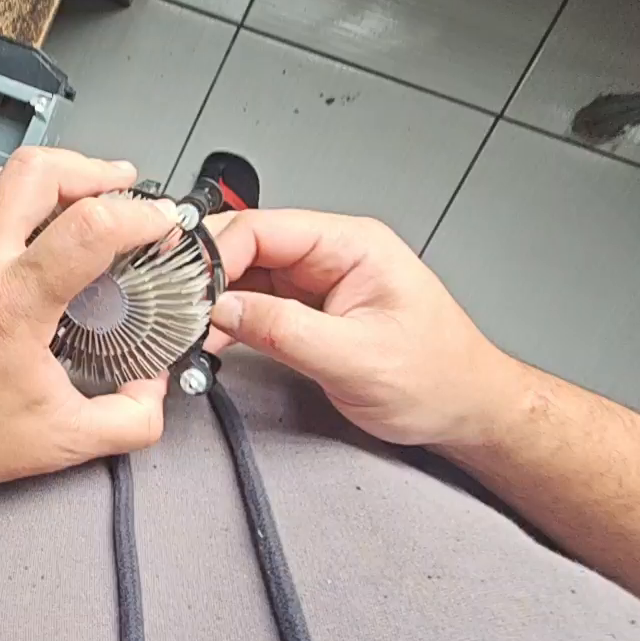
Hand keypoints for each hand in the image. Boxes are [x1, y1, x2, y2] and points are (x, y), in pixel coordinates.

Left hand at [0, 148, 181, 526]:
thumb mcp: (61, 441)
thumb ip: (130, 419)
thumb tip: (155, 390)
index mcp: (10, 307)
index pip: (88, 226)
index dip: (140, 214)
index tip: (159, 223)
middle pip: (34, 171)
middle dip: (91, 168)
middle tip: (120, 185)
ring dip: (46, 177)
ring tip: (77, 196)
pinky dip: (9, 202)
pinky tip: (28, 229)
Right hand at [205, 209, 528, 447]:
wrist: (464, 411)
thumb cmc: (438, 380)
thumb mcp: (357, 358)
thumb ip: (283, 329)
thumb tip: (222, 309)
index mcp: (351, 246)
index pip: (262, 229)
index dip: (217, 255)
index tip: (188, 290)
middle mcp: (328, 256)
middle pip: (243, 247)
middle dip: (205, 276)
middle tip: (176, 308)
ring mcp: (311, 282)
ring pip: (239, 276)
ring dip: (209, 303)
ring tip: (187, 330)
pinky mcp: (300, 309)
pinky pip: (247, 304)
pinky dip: (222, 322)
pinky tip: (207, 341)